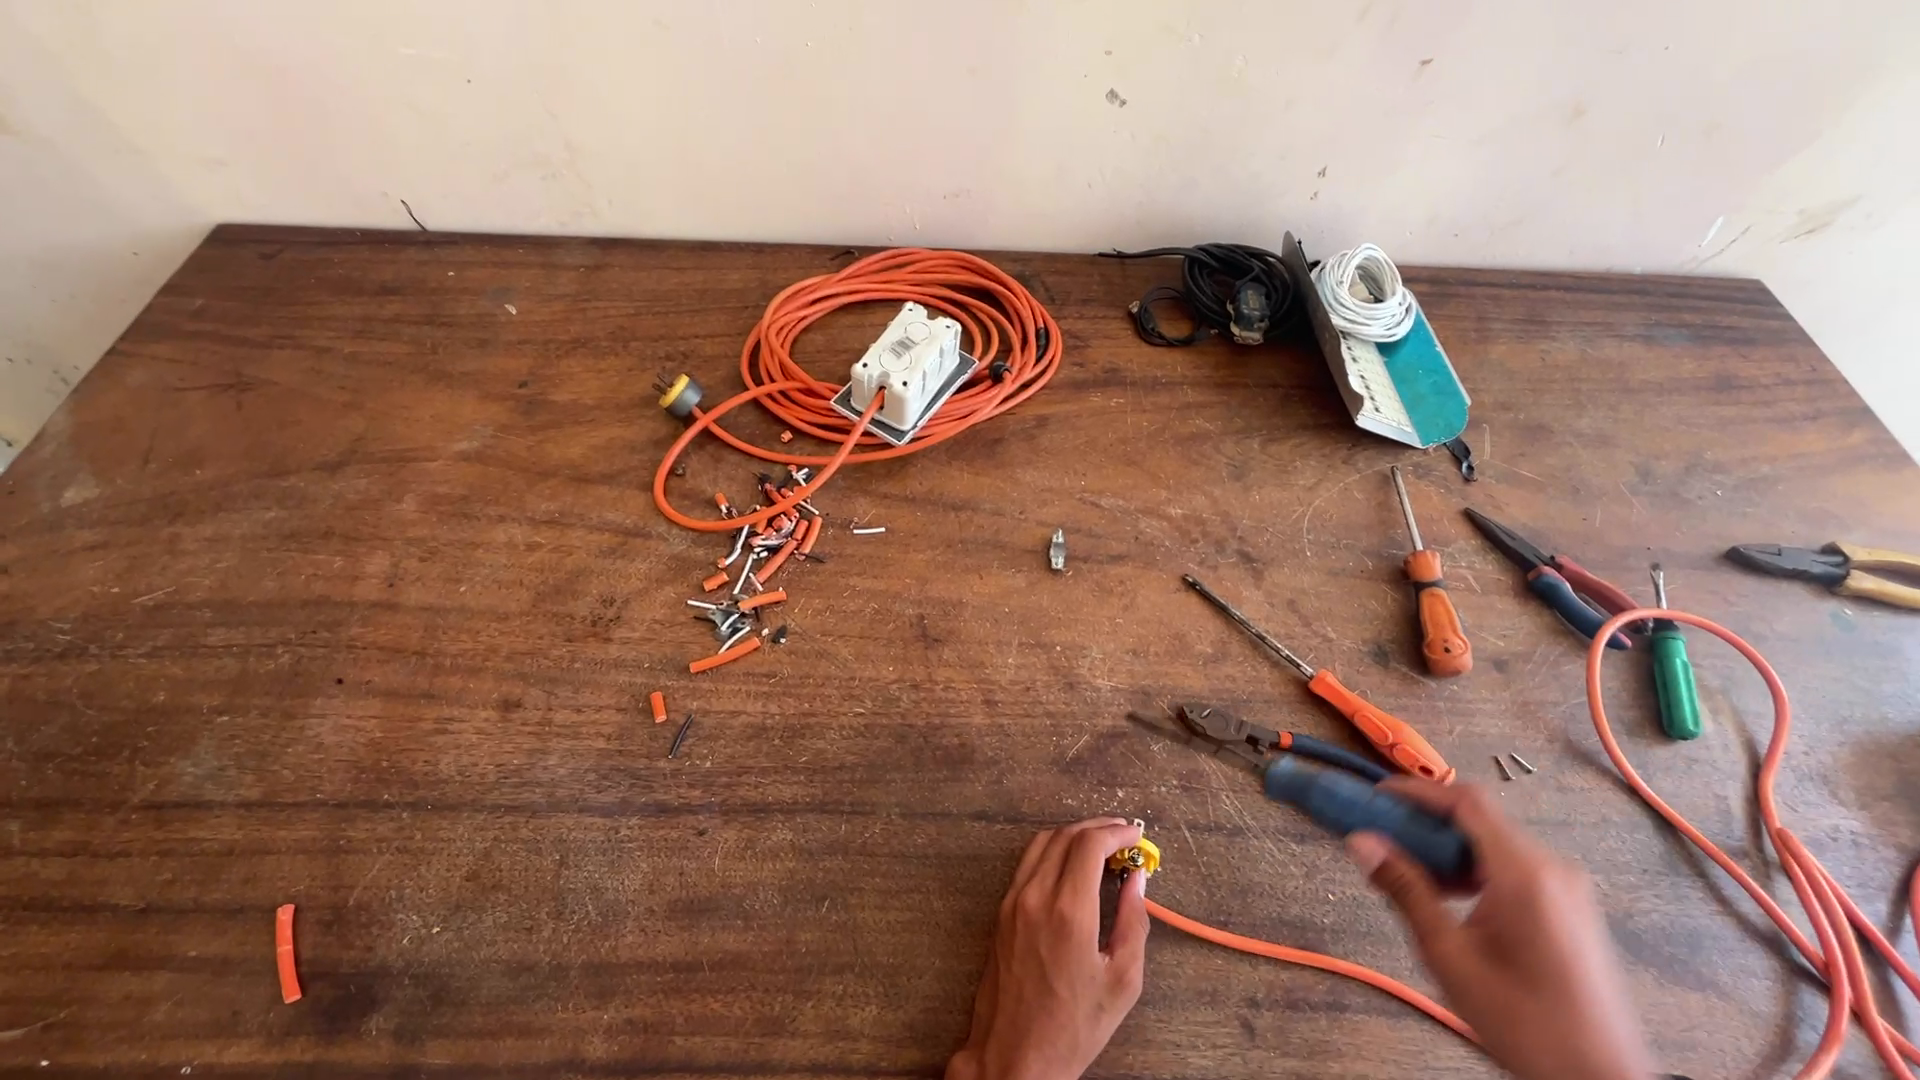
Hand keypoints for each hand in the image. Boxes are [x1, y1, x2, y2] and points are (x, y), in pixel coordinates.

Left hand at [947, 817, 1149, 1079]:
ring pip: (1042, 842)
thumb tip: (1137, 881)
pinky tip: (1071, 865)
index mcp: (1068, 911)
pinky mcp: (1001, 911)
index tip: (1135, 836)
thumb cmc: (1073, 1027)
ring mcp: (1013, 901)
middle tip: (1123, 838)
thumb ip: (1133, 922)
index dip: (1116, 832)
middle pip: (1066, 835)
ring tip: (1100, 845)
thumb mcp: (1121, 981)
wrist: (1014, 1055)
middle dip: (1098, 829)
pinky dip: (1052, 850)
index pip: (1090, 844)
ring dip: (1073, 835)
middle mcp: (1036, 896)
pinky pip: (1027, 863)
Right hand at [1346, 779, 1652, 1079]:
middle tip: (1380, 838)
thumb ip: (1405, 890)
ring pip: (1494, 843)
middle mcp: (1553, 867)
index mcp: (1525, 872)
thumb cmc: (1522, 1020)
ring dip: (1447, 848)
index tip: (1374, 796)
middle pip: (1479, 820)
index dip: (1416, 791)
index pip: (1466, 802)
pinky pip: (1514, 867)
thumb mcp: (1449, 955)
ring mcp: (1568, 887)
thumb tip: (1361, 841)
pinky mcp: (1571, 907)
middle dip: (1424, 823)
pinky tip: (1448, 896)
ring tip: (1406, 872)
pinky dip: (1474, 867)